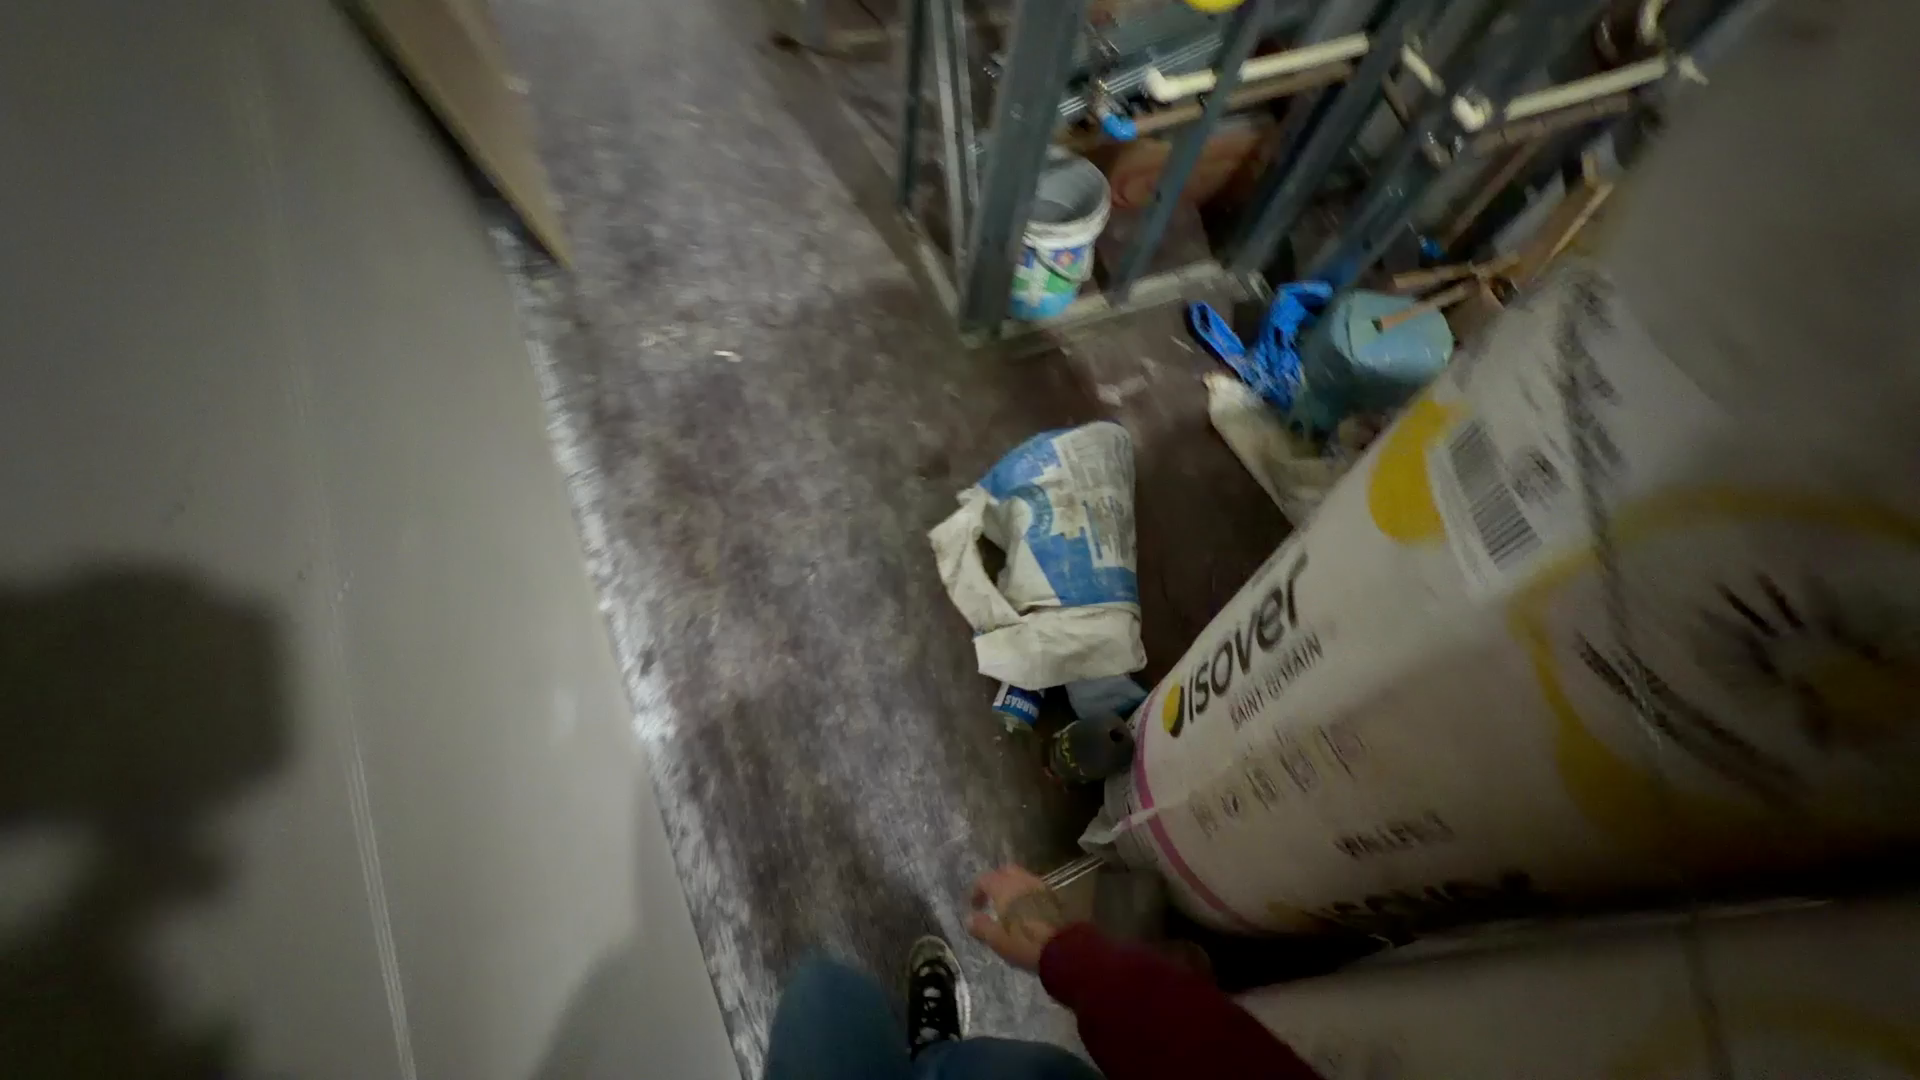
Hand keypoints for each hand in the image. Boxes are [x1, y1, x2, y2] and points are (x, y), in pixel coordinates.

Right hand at [967, 864, 1067, 971]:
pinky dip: (1026, 893)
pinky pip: (1034, 887)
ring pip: (1021, 877)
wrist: (1063, 947)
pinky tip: (1026, 909)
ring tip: (1009, 905)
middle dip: (995, 881)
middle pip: (1004, 871)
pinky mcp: (1053, 895)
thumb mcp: (997, 940)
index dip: (976, 890)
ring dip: (1012, 886)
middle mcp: (1021, 880)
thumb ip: (981, 926)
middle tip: (990, 899)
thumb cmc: (1024, 942)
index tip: (974, 906)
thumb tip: (969, 918)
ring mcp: (1039, 885)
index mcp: (1004, 888)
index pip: (985, 879)